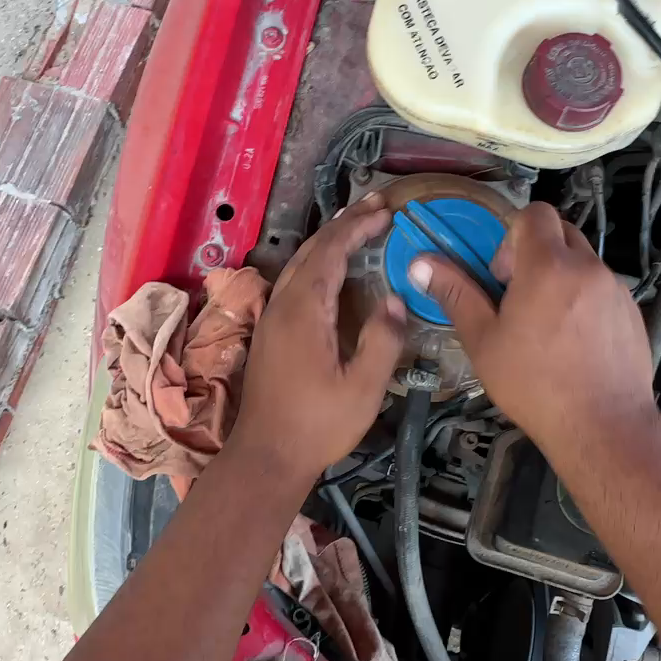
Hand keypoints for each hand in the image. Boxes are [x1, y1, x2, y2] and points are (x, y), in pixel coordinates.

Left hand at [231, 193, 405, 481]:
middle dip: (343, 224)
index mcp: (304, 310)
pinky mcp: (270, 332)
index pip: (331, 252)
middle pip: (312, 249)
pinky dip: (318, 263)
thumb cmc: (318, 424)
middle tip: (375, 206)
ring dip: (329, 241)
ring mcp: (271, 317)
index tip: (386, 210)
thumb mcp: (363, 389)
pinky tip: (333, 271)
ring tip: (357, 226)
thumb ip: (382, 341)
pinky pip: (294, 281)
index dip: (358, 227)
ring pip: (299, 263)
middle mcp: (282, 304)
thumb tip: (394, 300)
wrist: (267, 455)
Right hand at [412, 201, 658, 463]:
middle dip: (536, 252)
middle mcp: (588, 267)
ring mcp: (616, 289)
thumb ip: (455, 293)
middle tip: (519, 296)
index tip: (503, 276)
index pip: (535, 213)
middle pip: (561, 232)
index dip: (512, 236)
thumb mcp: (483, 340)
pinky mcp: (633, 313)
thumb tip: (420, 263)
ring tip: (546, 325)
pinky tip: (573, 343)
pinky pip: (603, 289)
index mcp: (548, 266)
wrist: (602, 426)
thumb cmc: (533, 384)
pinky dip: (584, 301)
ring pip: (583, 262)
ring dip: (560, 278)